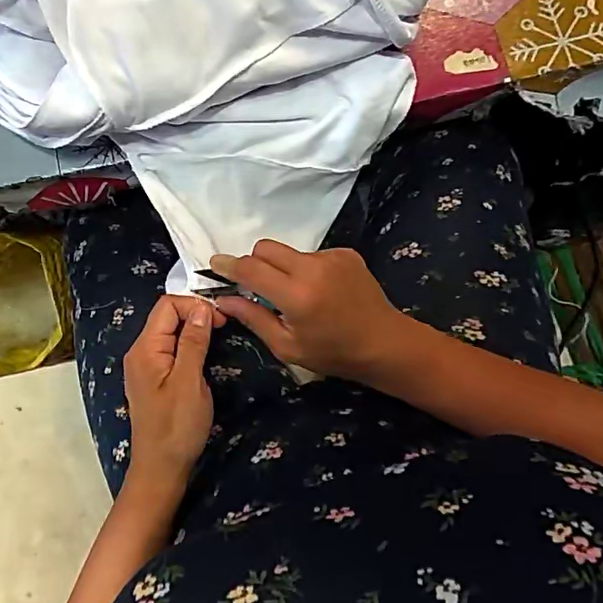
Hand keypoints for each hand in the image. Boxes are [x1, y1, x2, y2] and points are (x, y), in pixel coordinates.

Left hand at [122, 295, 222, 483]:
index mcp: (145, 348)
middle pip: (166, 316)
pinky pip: (169, 349)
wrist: (160, 468)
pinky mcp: (153, 378)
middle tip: (223, 328)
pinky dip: (188, 345)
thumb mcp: (189, 381)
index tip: (221, 320)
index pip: (167, 305)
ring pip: (169, 332)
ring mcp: (145, 365)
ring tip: (217, 339)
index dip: (195, 305)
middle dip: (195, 314)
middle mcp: (140, 351)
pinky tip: (203, 355)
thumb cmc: (176, 426)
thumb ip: (193, 342)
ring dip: (193, 330)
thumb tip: (203, 308)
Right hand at [209, 240, 410, 382]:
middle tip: (258, 287)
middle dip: (254, 263)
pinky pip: (311, 254)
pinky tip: (321, 291)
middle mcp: (312, 269)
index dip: (229, 266)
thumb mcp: (286, 346)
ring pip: (288, 252)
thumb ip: (252, 317)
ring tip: (298, 295)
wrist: (386, 344)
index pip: (251, 269)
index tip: (215, 265)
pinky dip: (306, 270)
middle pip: (265, 249)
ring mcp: (331, 257)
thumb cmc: (333, 353)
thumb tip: (222, 299)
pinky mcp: (345, 253)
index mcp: (296, 295)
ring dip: (282, 268)